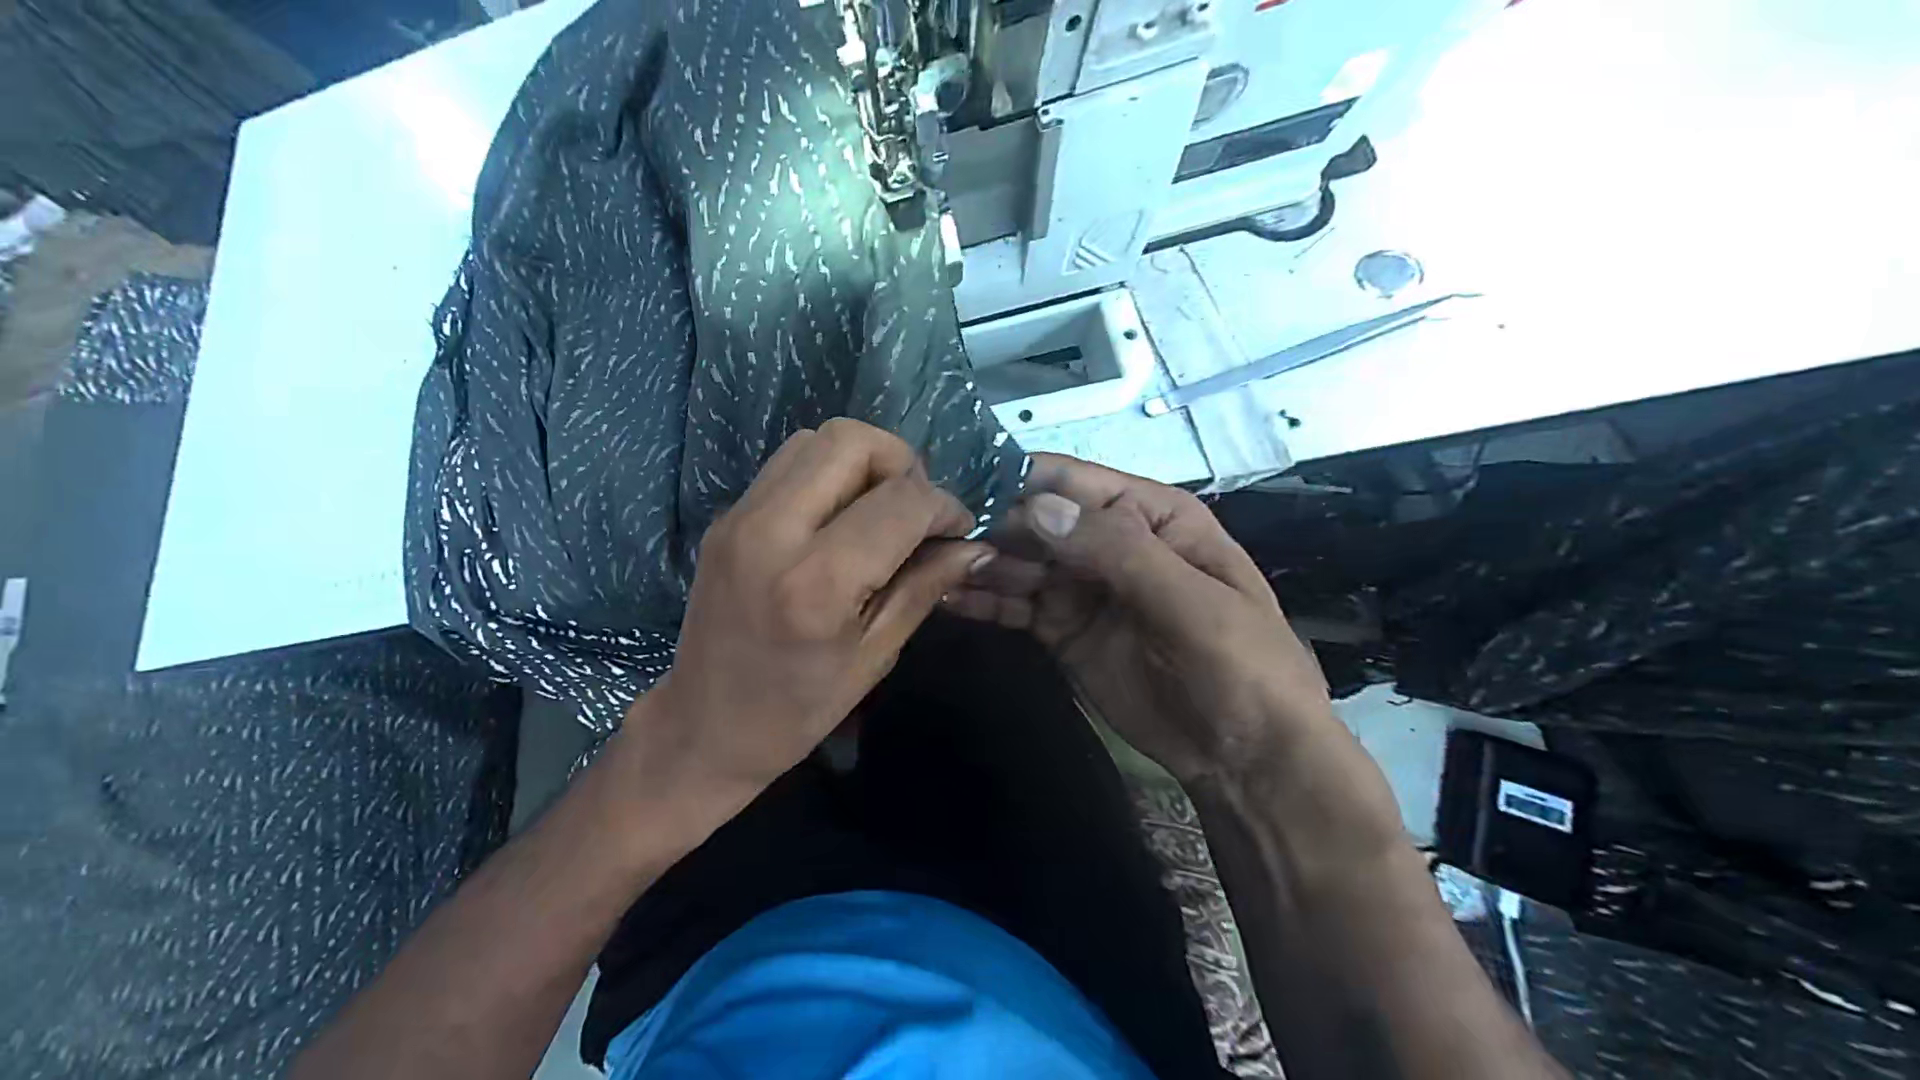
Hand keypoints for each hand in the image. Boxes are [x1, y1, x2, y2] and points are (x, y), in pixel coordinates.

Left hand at [638, 418, 992, 790]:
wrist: (704, 726)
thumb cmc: (799, 708)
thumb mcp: (876, 655)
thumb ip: (926, 586)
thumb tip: (976, 545)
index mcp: (816, 583)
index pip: (900, 501)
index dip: (943, 506)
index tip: (957, 529)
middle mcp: (772, 532)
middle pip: (852, 441)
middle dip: (902, 464)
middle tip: (916, 509)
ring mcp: (740, 517)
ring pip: (816, 439)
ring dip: (863, 462)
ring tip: (881, 510)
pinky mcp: (727, 516)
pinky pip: (788, 463)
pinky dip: (828, 473)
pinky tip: (842, 517)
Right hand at [944, 454, 1330, 786]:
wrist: (1245, 756)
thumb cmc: (1240, 667)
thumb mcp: (1193, 604)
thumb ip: (1118, 552)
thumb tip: (1038, 507)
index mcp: (1150, 517)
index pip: (1074, 482)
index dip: (1019, 480)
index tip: (960, 484)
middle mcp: (1109, 542)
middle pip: (1037, 520)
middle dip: (988, 523)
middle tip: (931, 533)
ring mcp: (1083, 588)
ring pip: (1019, 562)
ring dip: (978, 562)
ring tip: (930, 565)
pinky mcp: (1063, 629)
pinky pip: (1016, 606)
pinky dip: (983, 602)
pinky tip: (945, 599)